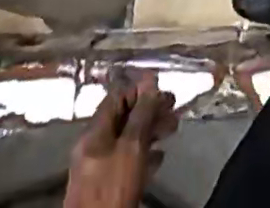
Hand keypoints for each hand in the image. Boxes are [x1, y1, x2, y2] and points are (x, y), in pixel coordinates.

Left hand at [63, 73, 177, 207]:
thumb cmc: (112, 188)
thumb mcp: (130, 148)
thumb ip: (141, 114)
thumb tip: (150, 81)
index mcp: (95, 131)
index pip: (117, 97)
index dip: (140, 89)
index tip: (163, 88)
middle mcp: (95, 145)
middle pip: (124, 118)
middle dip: (150, 110)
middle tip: (174, 108)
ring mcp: (100, 167)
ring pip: (127, 139)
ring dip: (150, 131)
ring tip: (173, 128)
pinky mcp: (108, 187)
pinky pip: (127, 162)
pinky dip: (144, 155)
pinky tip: (159, 158)